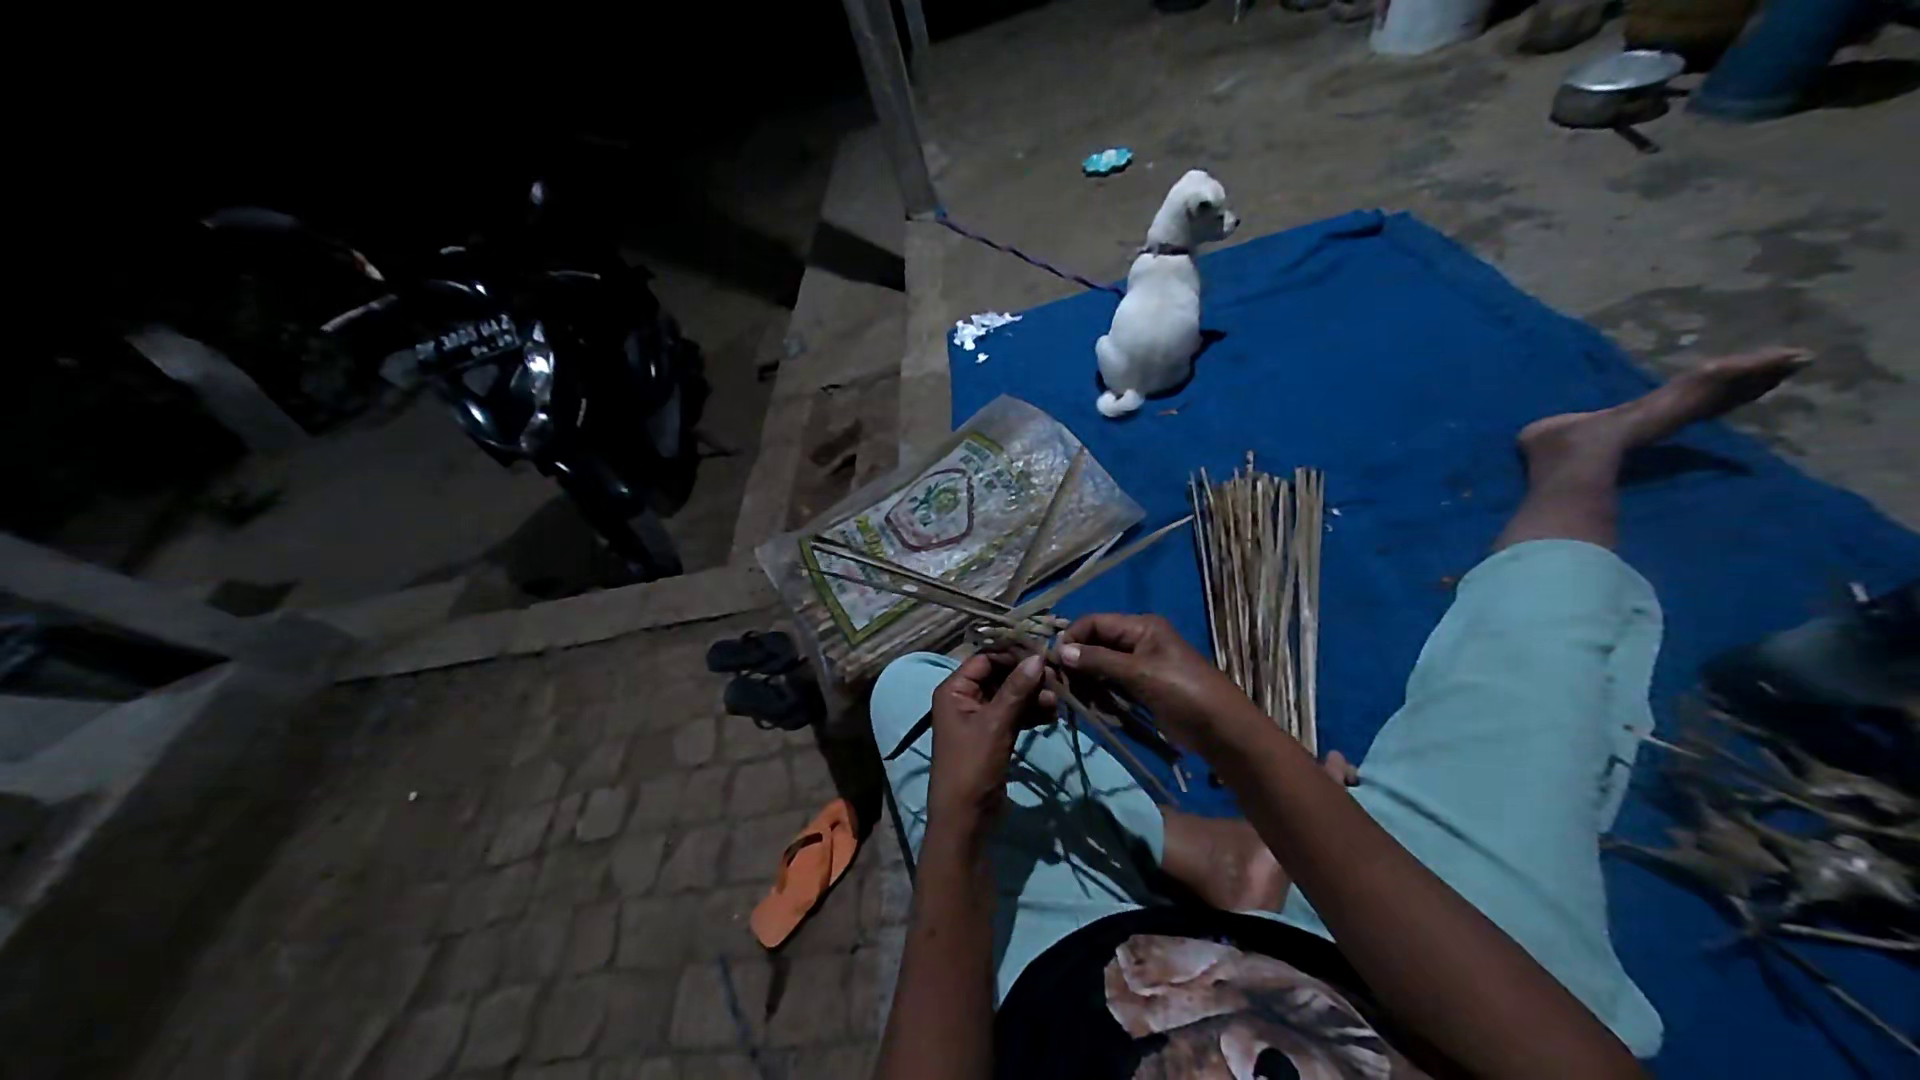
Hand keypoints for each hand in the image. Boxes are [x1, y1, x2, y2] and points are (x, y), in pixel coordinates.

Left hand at [926, 653, 1050, 829]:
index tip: (1043, 654)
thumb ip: (1016, 689)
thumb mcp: (995, 724)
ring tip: (1056, 702)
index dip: (1013, 654)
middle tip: (1056, 680)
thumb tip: (1038, 657)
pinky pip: (1015, 714)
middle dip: (1028, 677)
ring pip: (1011, 696)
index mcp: (954, 689)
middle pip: (1000, 675)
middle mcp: (965, 698)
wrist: (966, 818)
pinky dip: (1031, 713)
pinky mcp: (994, 735)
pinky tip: (1051, 715)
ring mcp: (980, 717)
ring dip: (1033, 696)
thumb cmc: (972, 766)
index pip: (985, 658)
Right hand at [1058, 613, 1257, 744]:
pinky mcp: (1141, 688)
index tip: (1055, 661)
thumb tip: (1061, 651)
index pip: (1095, 622)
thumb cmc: (1181, 690)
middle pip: (1096, 643)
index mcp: (1141, 626)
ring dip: (1086, 680)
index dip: (1073, 637)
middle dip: (1077, 661)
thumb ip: (1098, 660)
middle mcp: (1138, 640)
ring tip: (1075, 697)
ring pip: (1101, 666)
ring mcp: (1140, 665)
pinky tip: (1090, 705)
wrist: (1219, 728)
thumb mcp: (1138, 672)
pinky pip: (1111, 684)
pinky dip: (1099, 693)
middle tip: (1062, 683)